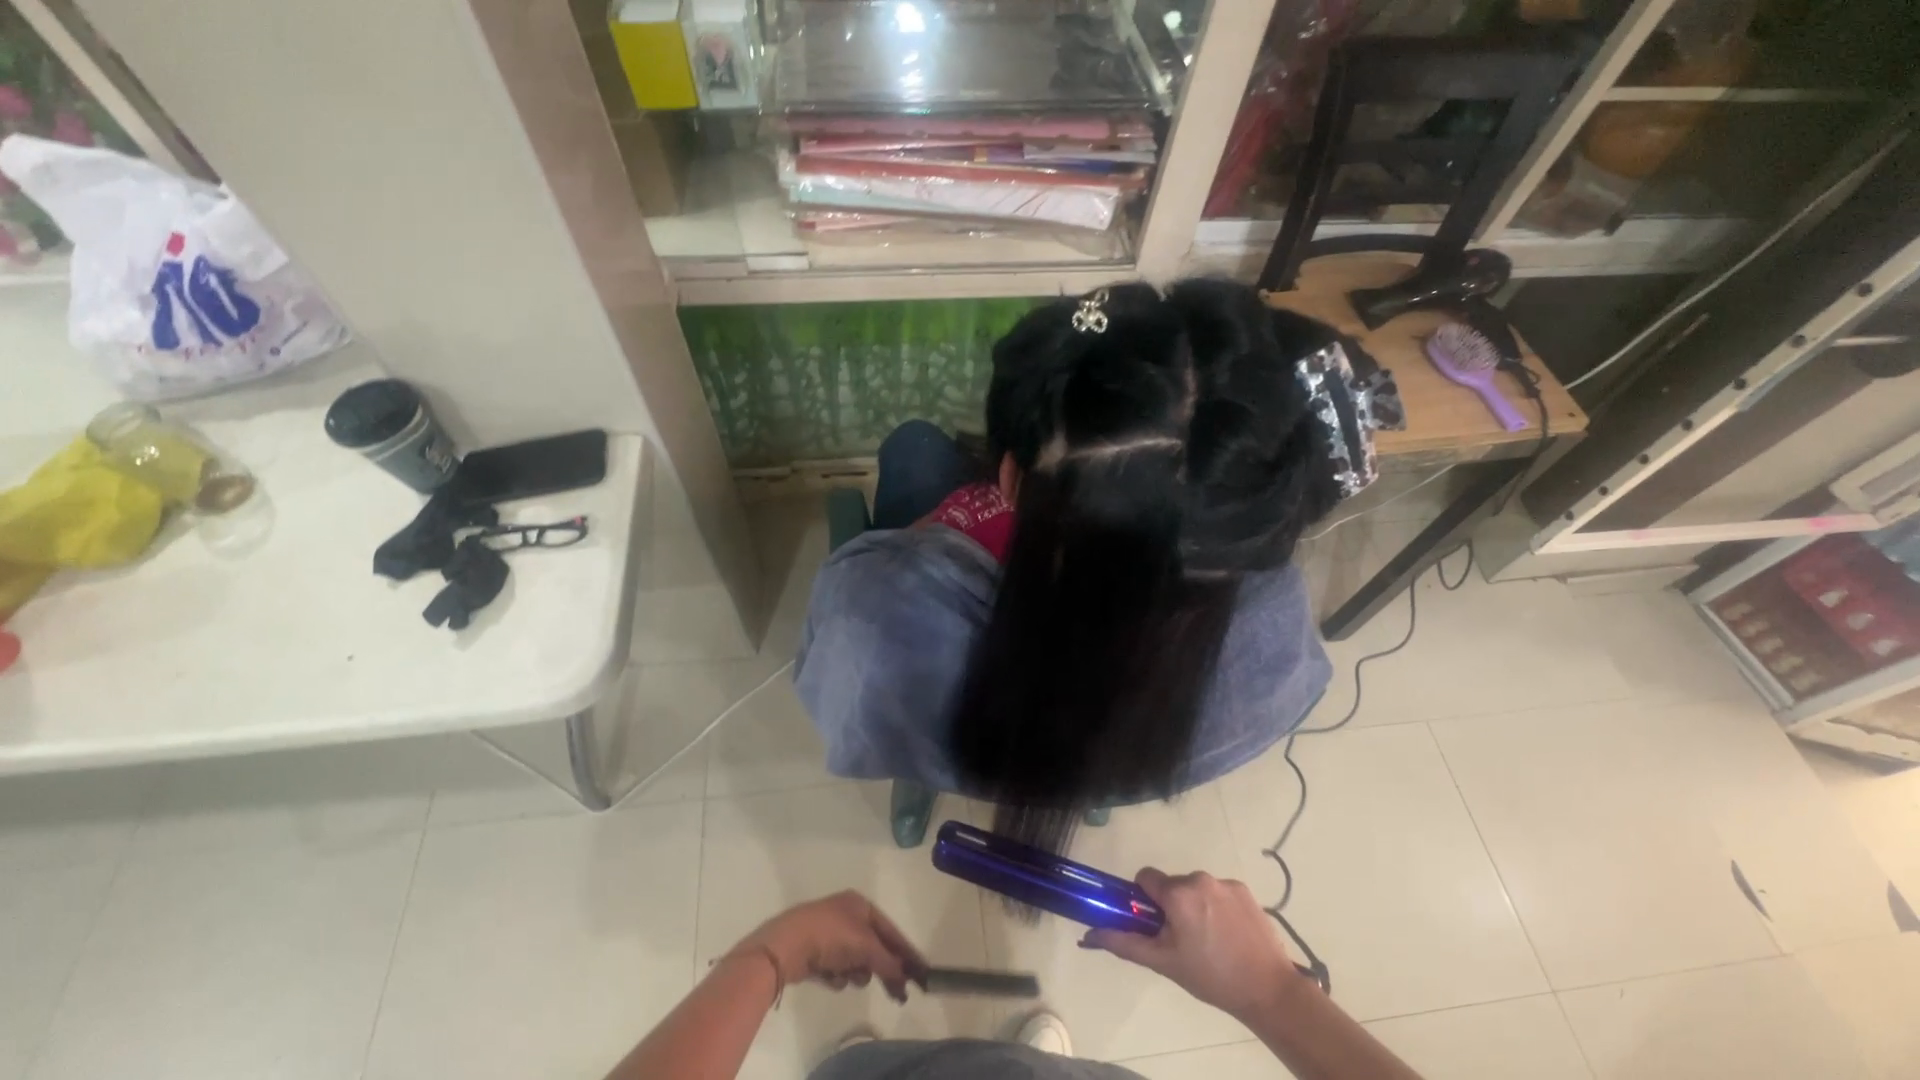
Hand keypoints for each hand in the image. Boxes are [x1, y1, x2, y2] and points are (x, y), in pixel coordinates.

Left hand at [727, 891, 928, 1003]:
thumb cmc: (830, 936)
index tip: (921, 972)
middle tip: (898, 994)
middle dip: (881, 968)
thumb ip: (888, 962)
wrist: (785, 945)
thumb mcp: (866, 947)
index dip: (906, 952)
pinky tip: (829, 977)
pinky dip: (836, 975)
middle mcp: (845, 914)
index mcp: (860, 904)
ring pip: (855, 960)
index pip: (890, 930)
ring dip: (855, 971)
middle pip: (873, 947)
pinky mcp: (813, 951)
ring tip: (848, 976)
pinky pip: (836, 968)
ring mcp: (827, 932)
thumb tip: (904, 978)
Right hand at [1081, 868, 1303, 1018]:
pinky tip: (1228, 936)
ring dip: (1194, 907)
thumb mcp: (1163, 963)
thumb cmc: (1210, 977)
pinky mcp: (1246, 891)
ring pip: (1195, 889)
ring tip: (1208, 942)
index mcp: (1178, 894)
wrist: (1268, 989)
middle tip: (1181, 941)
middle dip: (1171, 907)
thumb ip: (1124, 943)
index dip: (1143, 898)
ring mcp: (1226, 883)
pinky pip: (1218, 893)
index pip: (1146, 877)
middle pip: (1172, 885)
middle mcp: (1200, 879)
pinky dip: (1216, 908)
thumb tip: (1090, 934)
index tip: (1152, 923)